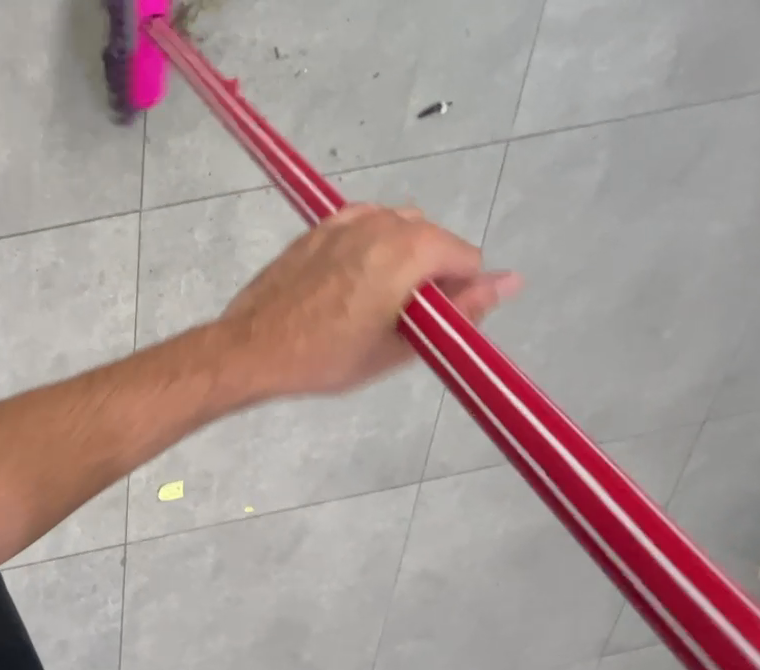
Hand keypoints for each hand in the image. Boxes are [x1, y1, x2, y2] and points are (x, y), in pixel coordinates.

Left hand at [212, 203, 521, 402]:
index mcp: (412, 248)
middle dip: (423, 274)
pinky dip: (362, 248)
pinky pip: (359, 228)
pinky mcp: (313, 232)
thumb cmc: (321, 357)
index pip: (466, 261)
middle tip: (386, 318)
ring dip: (393, 259)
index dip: (452, 296)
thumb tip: (511, 281)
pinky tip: (342, 282)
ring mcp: (344, 223)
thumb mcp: (399, 347)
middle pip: (431, 241)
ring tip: (360, 303)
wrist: (247, 351)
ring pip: (396, 230)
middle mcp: (382, 223)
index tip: (418, 324)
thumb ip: (461, 312)